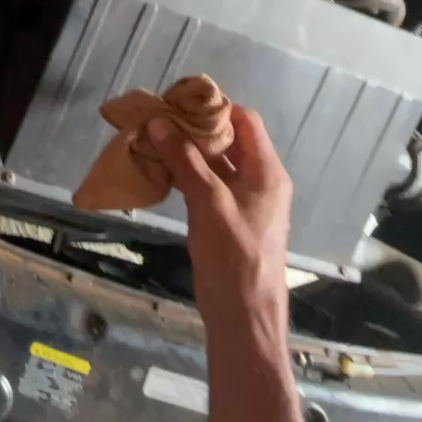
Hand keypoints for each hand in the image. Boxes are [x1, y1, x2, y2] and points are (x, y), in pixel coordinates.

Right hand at [145, 105, 293, 343]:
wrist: (244, 318)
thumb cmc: (233, 258)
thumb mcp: (208, 203)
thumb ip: (184, 161)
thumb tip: (159, 122)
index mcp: (267, 172)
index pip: (245, 121)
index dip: (214, 108)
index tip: (177, 103)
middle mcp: (261, 181)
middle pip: (230, 140)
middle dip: (194, 128)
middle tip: (158, 121)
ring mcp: (246, 201)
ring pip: (217, 162)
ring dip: (188, 151)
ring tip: (154, 141)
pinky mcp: (230, 218)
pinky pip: (209, 183)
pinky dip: (188, 173)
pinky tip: (162, 170)